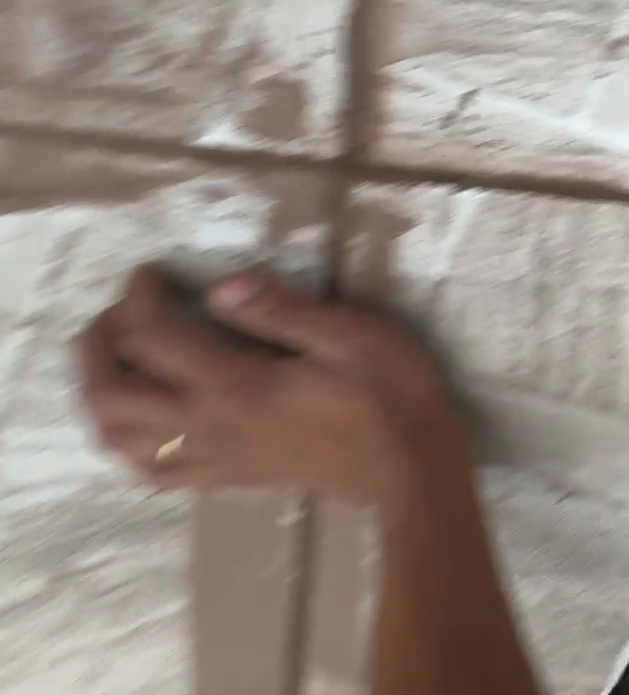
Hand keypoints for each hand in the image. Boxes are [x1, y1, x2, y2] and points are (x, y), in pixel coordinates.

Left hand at [72, 265, 464, 504]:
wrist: (412, 460)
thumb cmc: (393, 390)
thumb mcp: (355, 336)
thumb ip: (286, 311)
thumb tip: (222, 285)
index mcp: (235, 384)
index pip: (155, 337)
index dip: (141, 298)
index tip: (149, 271)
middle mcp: (206, 423)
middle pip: (110, 391)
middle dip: (99, 346)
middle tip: (120, 312)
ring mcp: (214, 454)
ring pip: (116, 434)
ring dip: (99, 395)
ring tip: (117, 363)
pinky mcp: (230, 474)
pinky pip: (151, 469)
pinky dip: (128, 444)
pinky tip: (145, 426)